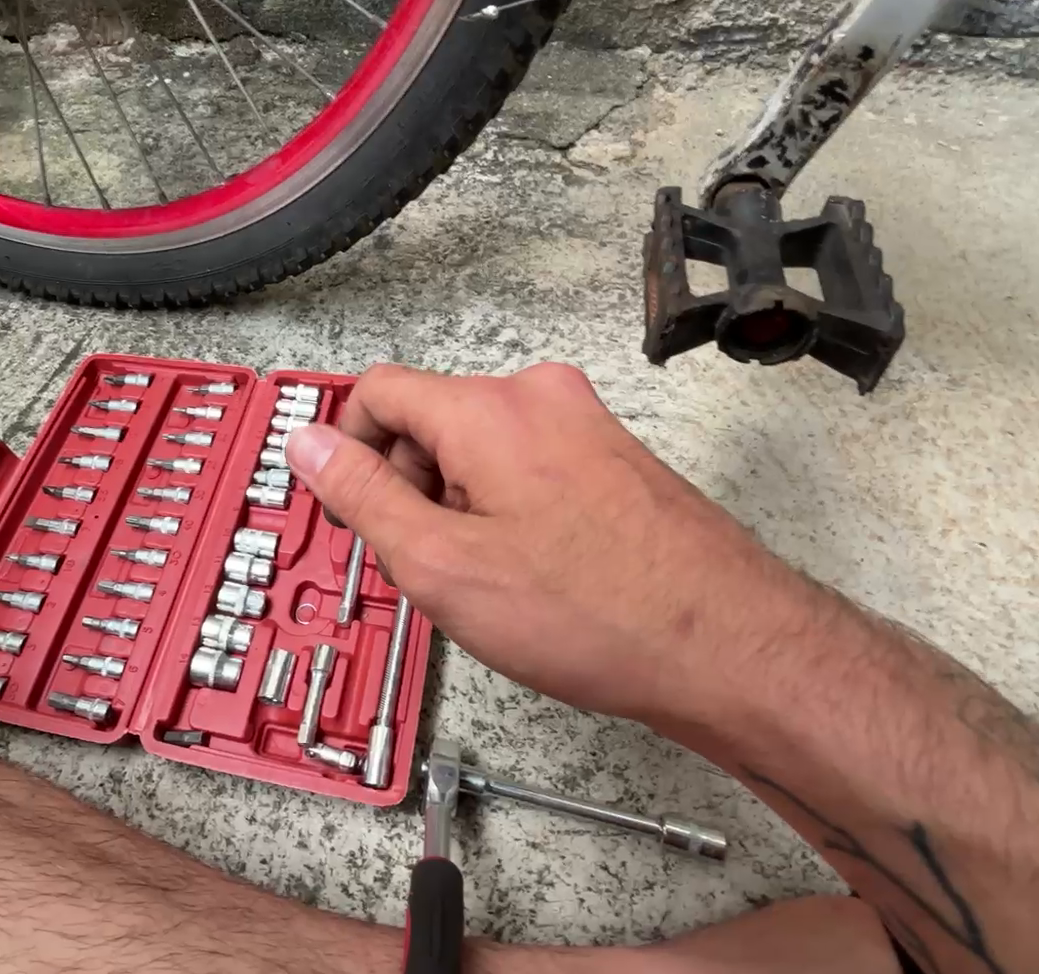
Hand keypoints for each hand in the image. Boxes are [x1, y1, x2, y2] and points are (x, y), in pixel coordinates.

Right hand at [283, 364, 814, 720]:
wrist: (729, 646)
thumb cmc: (595, 611)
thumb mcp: (441, 563)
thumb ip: (361, 495)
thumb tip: (309, 444)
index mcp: (488, 409)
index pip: (377, 391)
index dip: (348, 447)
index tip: (356, 505)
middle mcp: (537, 396)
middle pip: (426, 420)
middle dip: (407, 486)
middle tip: (428, 561)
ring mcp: (579, 421)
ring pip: (473, 446)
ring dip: (454, 502)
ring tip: (486, 575)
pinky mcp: (606, 452)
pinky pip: (521, 462)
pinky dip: (500, 506)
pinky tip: (526, 568)